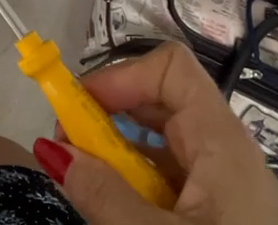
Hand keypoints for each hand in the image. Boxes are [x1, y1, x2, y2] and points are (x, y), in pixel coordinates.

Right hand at [35, 42, 277, 224]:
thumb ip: (101, 194)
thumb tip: (51, 150)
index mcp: (222, 144)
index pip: (168, 68)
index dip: (119, 76)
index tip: (78, 111)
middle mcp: (226, 157)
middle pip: (157, 101)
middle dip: (104, 115)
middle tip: (67, 149)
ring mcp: (225, 192)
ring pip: (158, 145)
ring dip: (114, 155)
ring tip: (86, 187)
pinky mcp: (220, 221)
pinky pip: (168, 182)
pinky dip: (133, 187)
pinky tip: (116, 215)